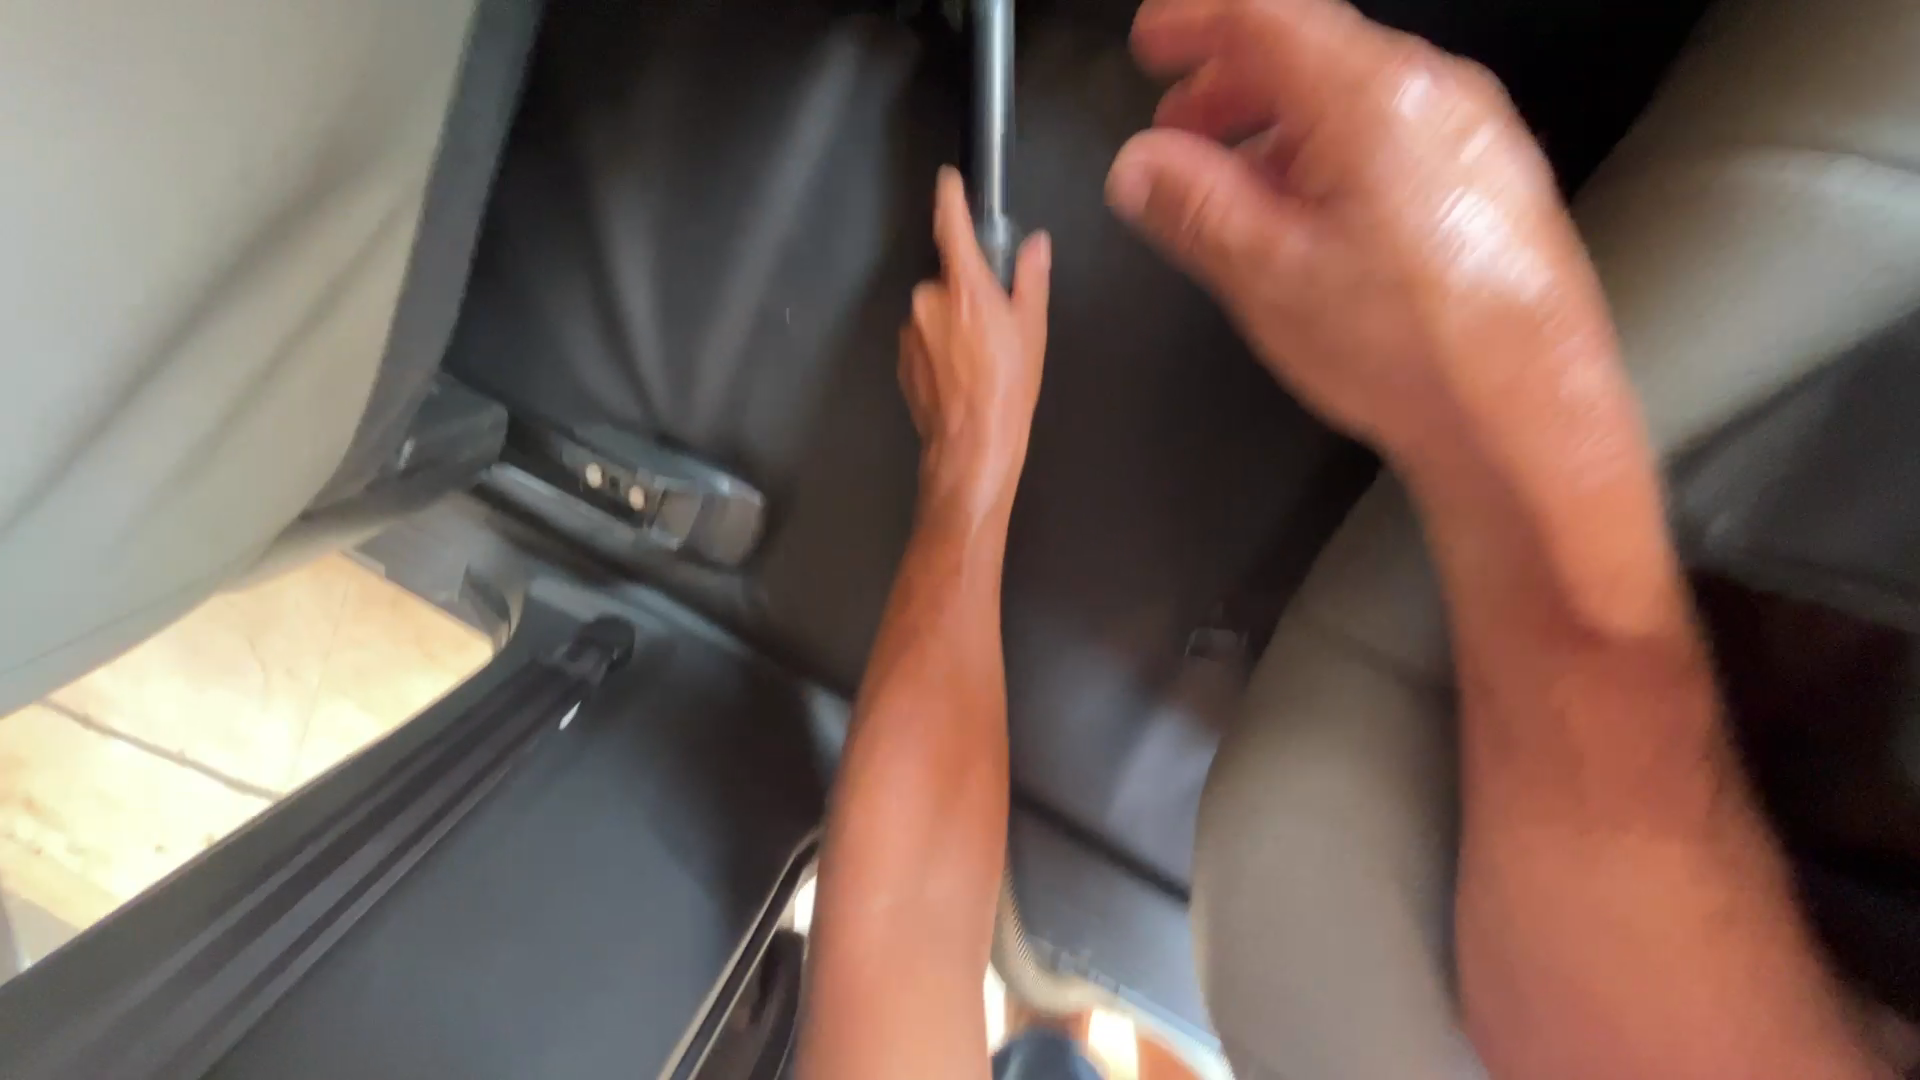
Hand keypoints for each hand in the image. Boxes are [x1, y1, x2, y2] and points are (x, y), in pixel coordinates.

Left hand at [901, 167, 1051, 518]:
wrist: (972, 447)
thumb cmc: (1009, 388)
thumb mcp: (1031, 331)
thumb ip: (1030, 280)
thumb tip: (1036, 245)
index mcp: (963, 286)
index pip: (950, 225)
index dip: (949, 198)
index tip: (948, 180)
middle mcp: (927, 301)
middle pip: (945, 279)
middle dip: (965, 293)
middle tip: (991, 326)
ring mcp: (909, 332)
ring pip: (932, 312)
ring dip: (950, 324)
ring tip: (976, 361)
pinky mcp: (901, 360)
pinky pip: (922, 339)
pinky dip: (938, 348)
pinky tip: (958, 376)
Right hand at [1105, 0, 1618, 462]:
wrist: (1517, 407)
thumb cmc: (1398, 343)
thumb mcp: (1267, 274)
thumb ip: (1193, 207)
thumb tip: (1135, 165)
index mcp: (1370, 100)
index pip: (1266, 18)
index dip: (1196, 20)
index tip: (1151, 39)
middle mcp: (1431, 92)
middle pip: (1308, 50)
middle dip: (1226, 82)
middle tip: (1174, 127)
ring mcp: (1466, 131)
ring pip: (1345, 97)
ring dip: (1270, 122)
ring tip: (1225, 177)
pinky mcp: (1479, 177)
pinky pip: (1382, 136)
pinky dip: (1319, 151)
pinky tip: (1296, 208)